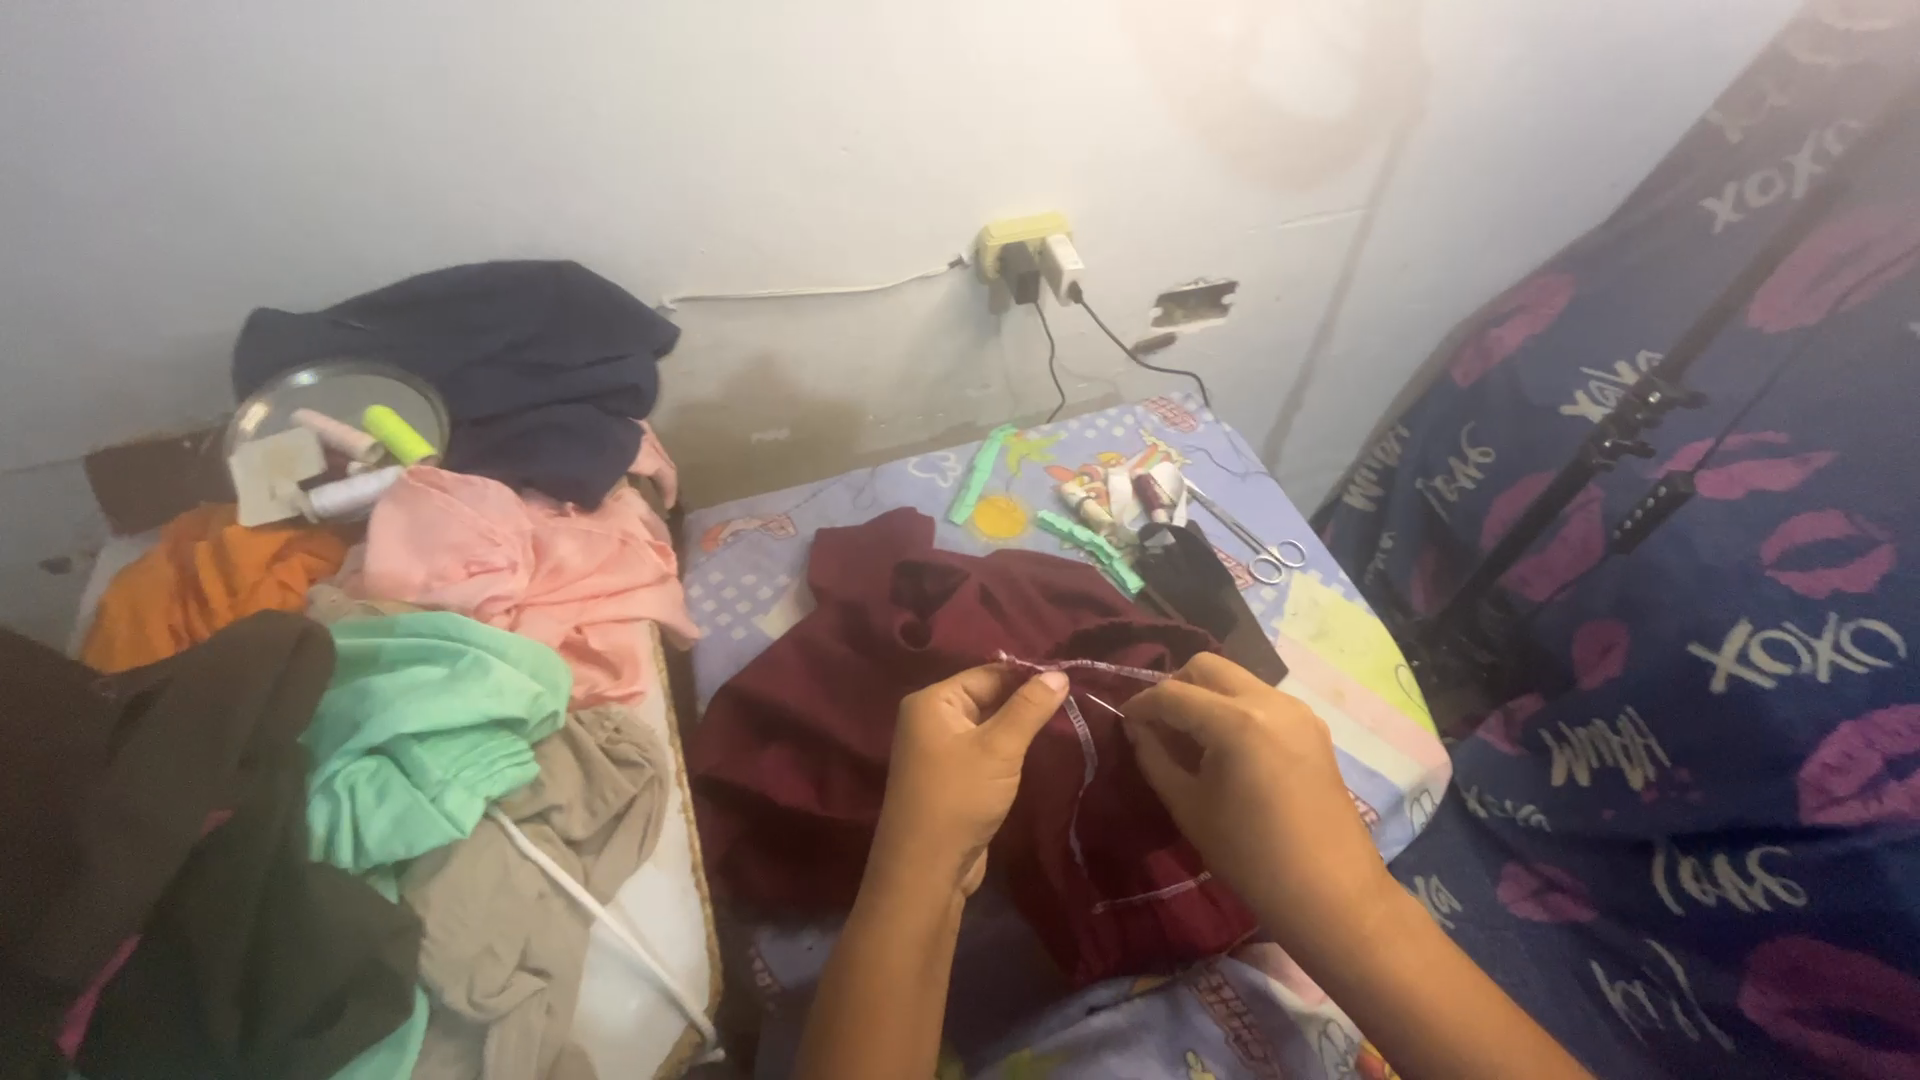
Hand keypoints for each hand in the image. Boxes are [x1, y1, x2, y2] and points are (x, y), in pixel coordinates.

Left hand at [868, 665, 1069, 898]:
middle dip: (1026, 700)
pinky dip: (1010, 749)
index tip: (1070, 678)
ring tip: (1066, 719)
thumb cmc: (958, 797)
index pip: (988, 673)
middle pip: (988, 696)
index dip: (1028, 675)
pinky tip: (1039, 750)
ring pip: (989, 725)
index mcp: (932, 701)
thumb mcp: (998, 748)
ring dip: (1021, 726)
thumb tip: (1059, 673)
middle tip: (1074, 699)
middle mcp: (931, 718)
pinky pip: (985, 750)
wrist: (926, 870)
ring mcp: (940, 750)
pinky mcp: (953, 777)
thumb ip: (1029, 708)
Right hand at [1121, 654, 1391, 945]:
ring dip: (1205, 696)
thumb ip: (1154, 757)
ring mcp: (1297, 711)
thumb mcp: (1188, 806)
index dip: (1141, 705)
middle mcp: (1270, 701)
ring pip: (1235, 678)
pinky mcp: (1312, 727)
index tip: (1124, 723)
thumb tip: (1137, 728)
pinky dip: (1233, 709)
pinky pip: (1260, 698)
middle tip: (1159, 724)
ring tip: (1191, 738)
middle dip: (1175, 687)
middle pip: (1206, 666)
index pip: (1172, 693)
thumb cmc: (1251, 856)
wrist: (1332, 895)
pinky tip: (1225, 748)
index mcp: (1237, 722)